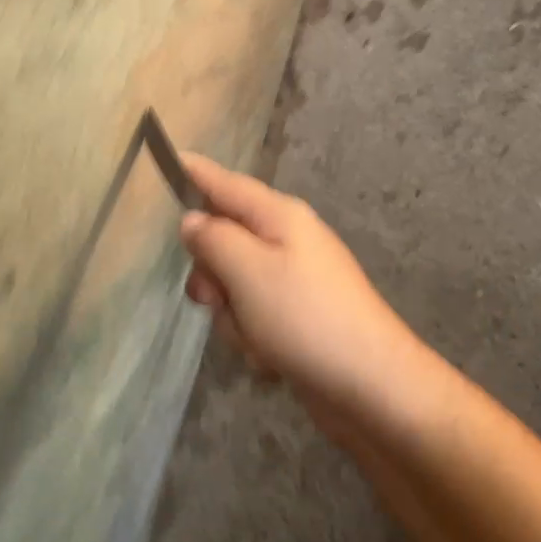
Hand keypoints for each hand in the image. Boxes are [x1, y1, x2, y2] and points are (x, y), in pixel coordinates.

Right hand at [178, 153, 421, 404]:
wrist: (369, 383)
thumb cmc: (305, 317)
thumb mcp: (248, 271)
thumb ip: (213, 239)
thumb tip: (193, 219)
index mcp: (280, 216)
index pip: (228, 184)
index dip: (197, 174)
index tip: (171, 158)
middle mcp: (289, 239)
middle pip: (226, 240)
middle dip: (212, 274)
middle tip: (214, 299)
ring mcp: (295, 279)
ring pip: (235, 284)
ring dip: (233, 315)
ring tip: (254, 337)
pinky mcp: (299, 315)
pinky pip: (255, 315)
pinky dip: (253, 336)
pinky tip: (270, 359)